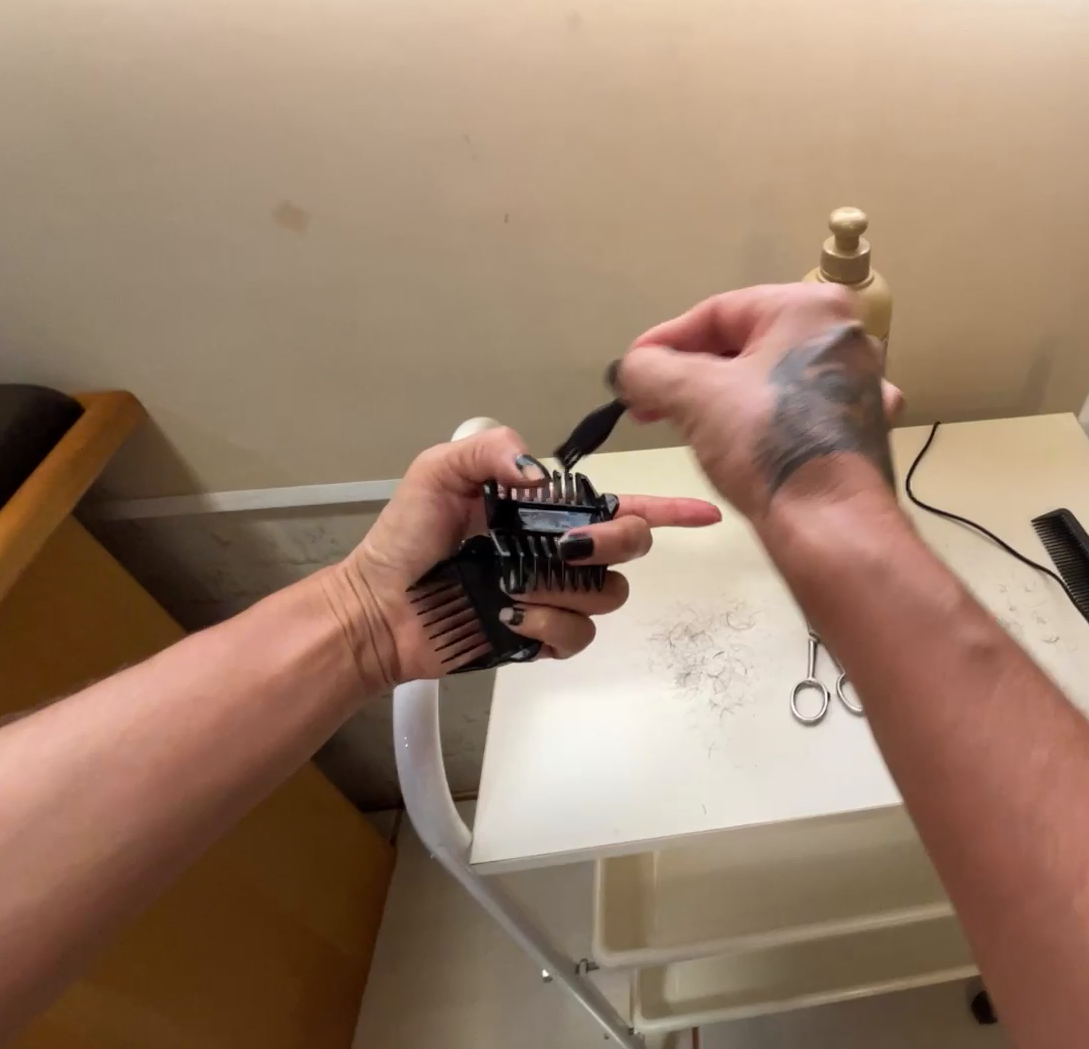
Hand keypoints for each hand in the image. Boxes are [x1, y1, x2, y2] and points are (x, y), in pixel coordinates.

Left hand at [332, 425, 719, 684]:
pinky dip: (547, 624)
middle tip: (566, 546)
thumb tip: (540, 475)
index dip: (672, 510)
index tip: (706, 515)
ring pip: (609, 594)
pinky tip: (512, 616)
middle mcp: (568, 553)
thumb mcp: (440, 473)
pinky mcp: (547, 635)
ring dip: (564, 588)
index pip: (626, 507)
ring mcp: (561, 596)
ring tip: (512, 586)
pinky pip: (579, 634)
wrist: (381, 607)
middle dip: (611, 542)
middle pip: (632, 547)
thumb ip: (490, 452)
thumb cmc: (408, 537)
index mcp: (554, 514)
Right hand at [615, 284, 904, 521]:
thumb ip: (649, 370)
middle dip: (692, 375)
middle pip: (747, 345)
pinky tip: (736, 444)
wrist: (831, 526)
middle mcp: (846, 336)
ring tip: (685, 424)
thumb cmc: (769, 445)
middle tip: (651, 403)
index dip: (664, 341)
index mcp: (812, 307)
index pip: (719, 312)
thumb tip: (630, 369)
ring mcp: (860, 384)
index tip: (632, 370)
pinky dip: (762, 422)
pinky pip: (798, 411)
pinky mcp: (861, 428)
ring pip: (772, 379)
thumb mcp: (693, 395)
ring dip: (722, 399)